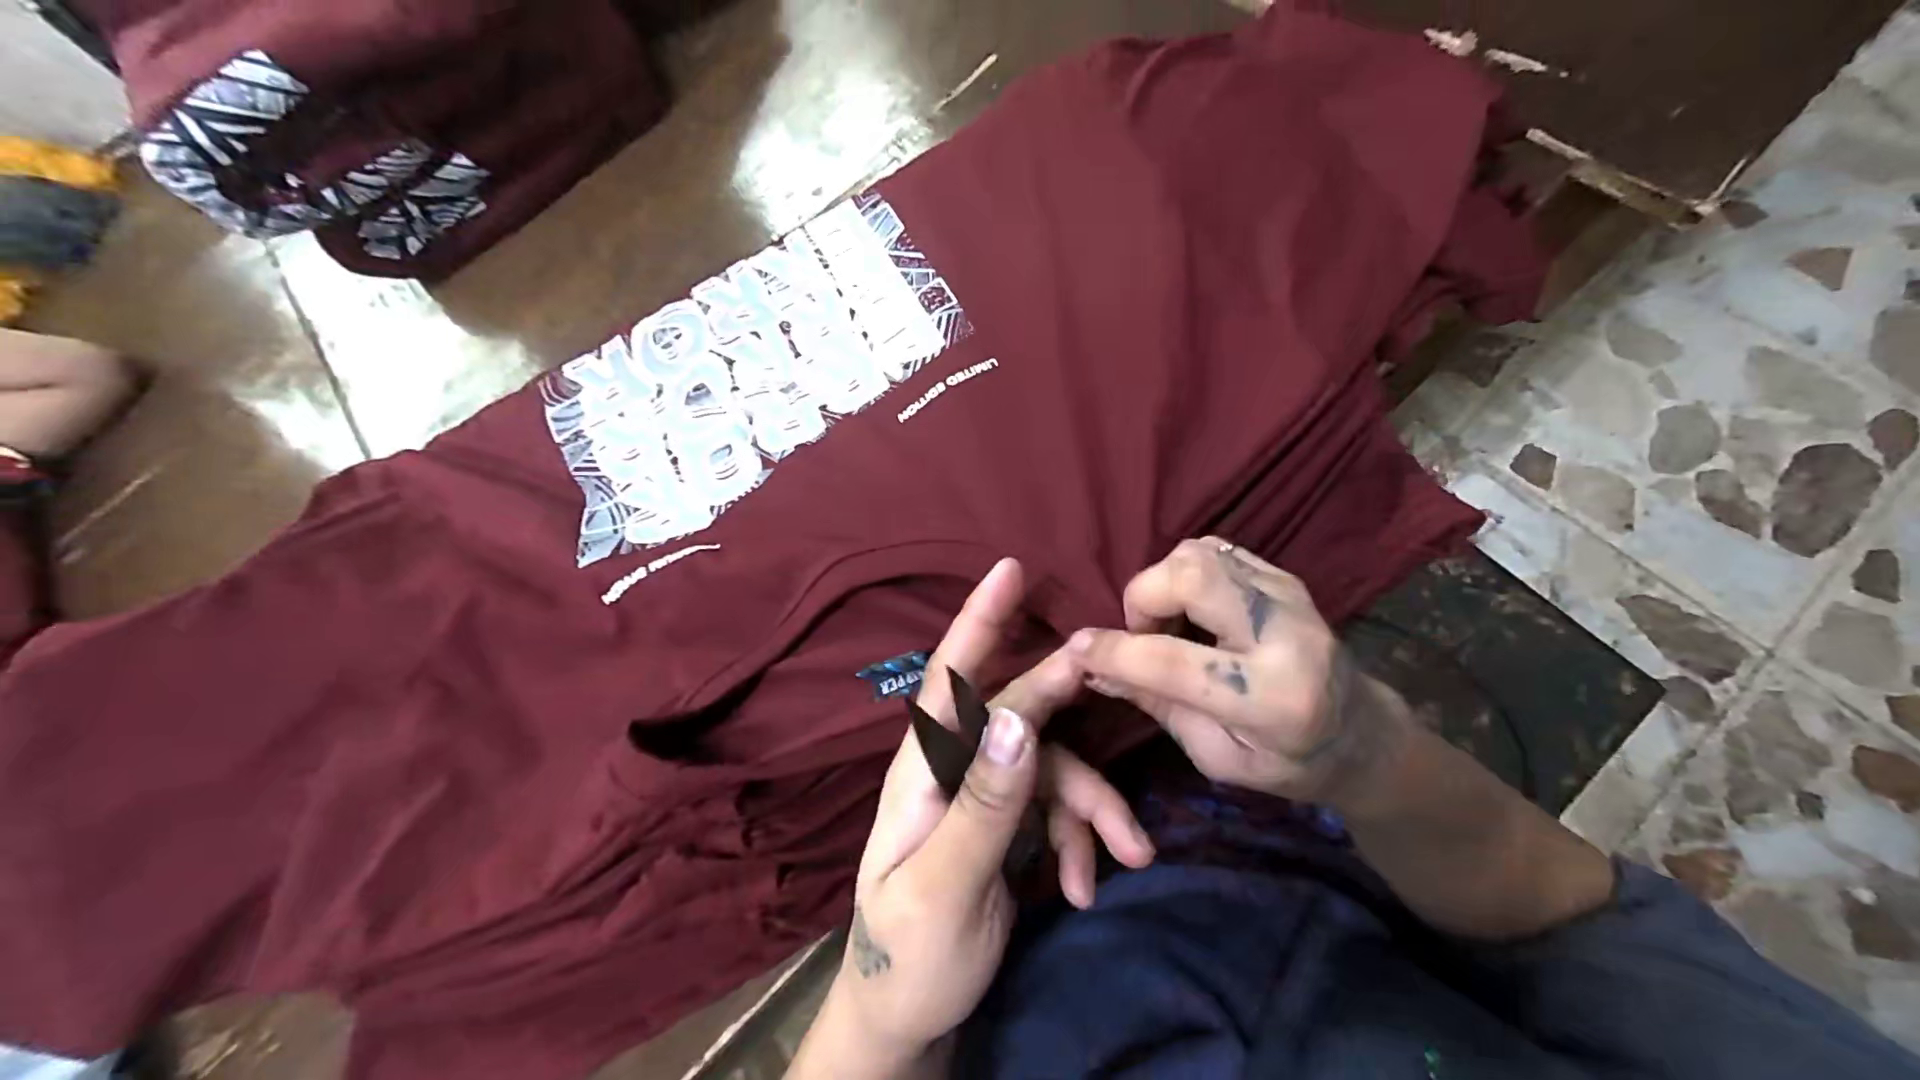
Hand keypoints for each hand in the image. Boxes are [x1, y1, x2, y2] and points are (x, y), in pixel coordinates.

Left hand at [790, 558, 1152, 1078]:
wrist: (909, 1018)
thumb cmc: (909, 954)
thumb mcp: (945, 887)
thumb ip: (983, 804)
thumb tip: (1020, 717)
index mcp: (923, 769)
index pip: (949, 679)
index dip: (978, 620)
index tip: (1009, 569)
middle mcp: (954, 767)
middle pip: (1022, 716)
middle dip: (1071, 711)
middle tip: (1122, 689)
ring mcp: (984, 795)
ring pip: (1054, 769)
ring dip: (1095, 810)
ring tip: (1129, 858)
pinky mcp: (1008, 823)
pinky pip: (1058, 810)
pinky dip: (1081, 841)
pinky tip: (1086, 887)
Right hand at [1068, 537, 1404, 805]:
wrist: (1361, 732)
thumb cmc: (1288, 762)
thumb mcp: (1216, 756)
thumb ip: (1156, 705)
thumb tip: (1092, 667)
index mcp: (1272, 699)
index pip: (1173, 662)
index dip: (1113, 652)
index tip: (1076, 649)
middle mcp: (1284, 634)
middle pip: (1190, 574)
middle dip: (1144, 597)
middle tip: (1145, 634)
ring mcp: (1288, 595)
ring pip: (1197, 553)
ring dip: (1163, 583)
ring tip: (1170, 624)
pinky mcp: (1283, 576)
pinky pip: (1214, 550)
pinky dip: (1185, 573)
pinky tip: (1193, 611)